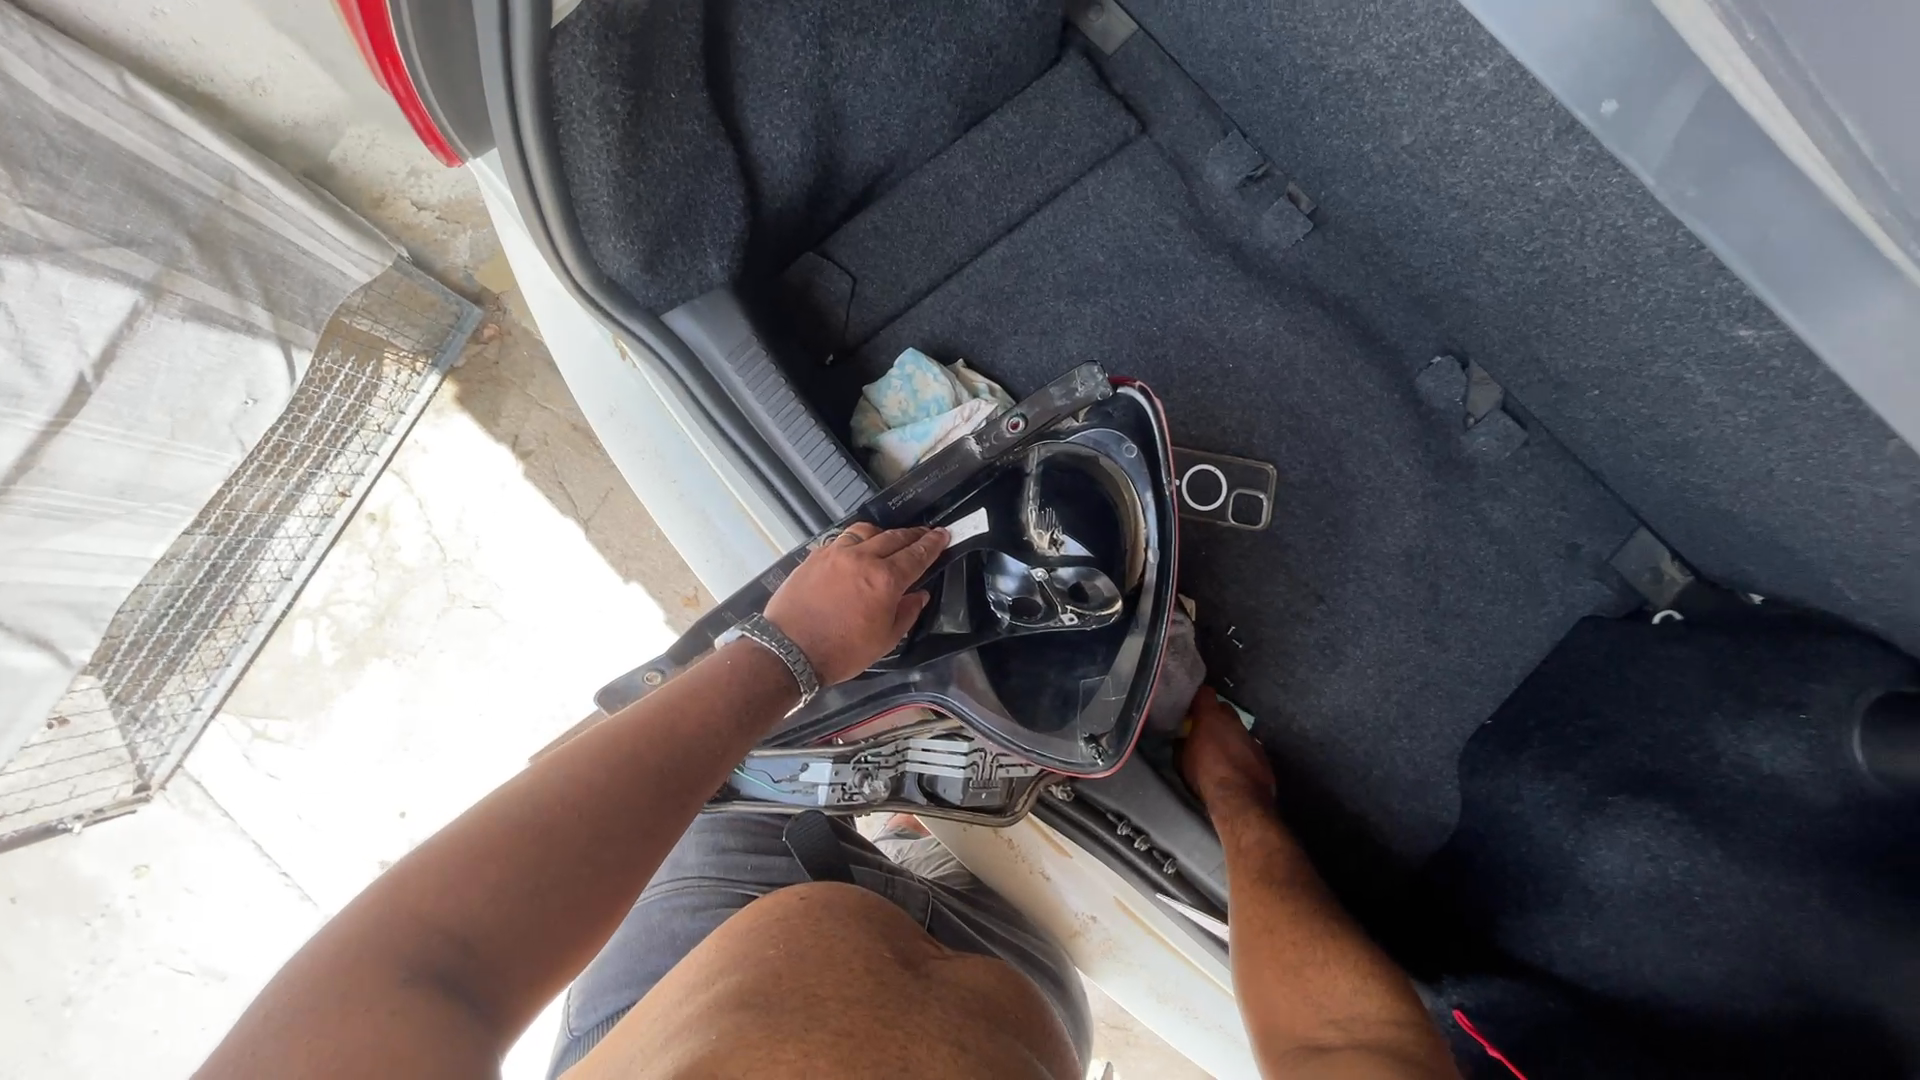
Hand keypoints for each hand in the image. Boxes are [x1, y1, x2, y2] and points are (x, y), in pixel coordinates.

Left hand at [763, 523, 947, 684]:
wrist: (789, 651)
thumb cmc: (841, 652)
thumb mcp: (885, 641)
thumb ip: (906, 613)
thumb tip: (919, 594)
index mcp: (885, 580)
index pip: (917, 555)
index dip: (933, 544)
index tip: (943, 535)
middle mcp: (863, 559)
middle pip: (895, 537)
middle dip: (914, 535)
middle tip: (924, 534)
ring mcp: (836, 553)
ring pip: (866, 531)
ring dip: (883, 533)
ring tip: (889, 539)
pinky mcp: (815, 556)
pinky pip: (842, 539)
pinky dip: (856, 540)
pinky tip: (857, 549)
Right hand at [1179, 687, 1276, 813]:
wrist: (1239, 800)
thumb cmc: (1204, 775)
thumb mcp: (1181, 759)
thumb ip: (1182, 743)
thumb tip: (1183, 738)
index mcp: (1210, 717)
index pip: (1205, 692)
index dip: (1198, 698)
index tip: (1192, 707)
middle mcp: (1233, 721)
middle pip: (1224, 708)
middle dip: (1215, 715)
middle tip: (1205, 729)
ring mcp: (1251, 737)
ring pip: (1238, 728)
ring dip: (1229, 735)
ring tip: (1221, 751)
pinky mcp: (1263, 754)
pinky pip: (1249, 746)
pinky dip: (1241, 751)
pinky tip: (1236, 766)